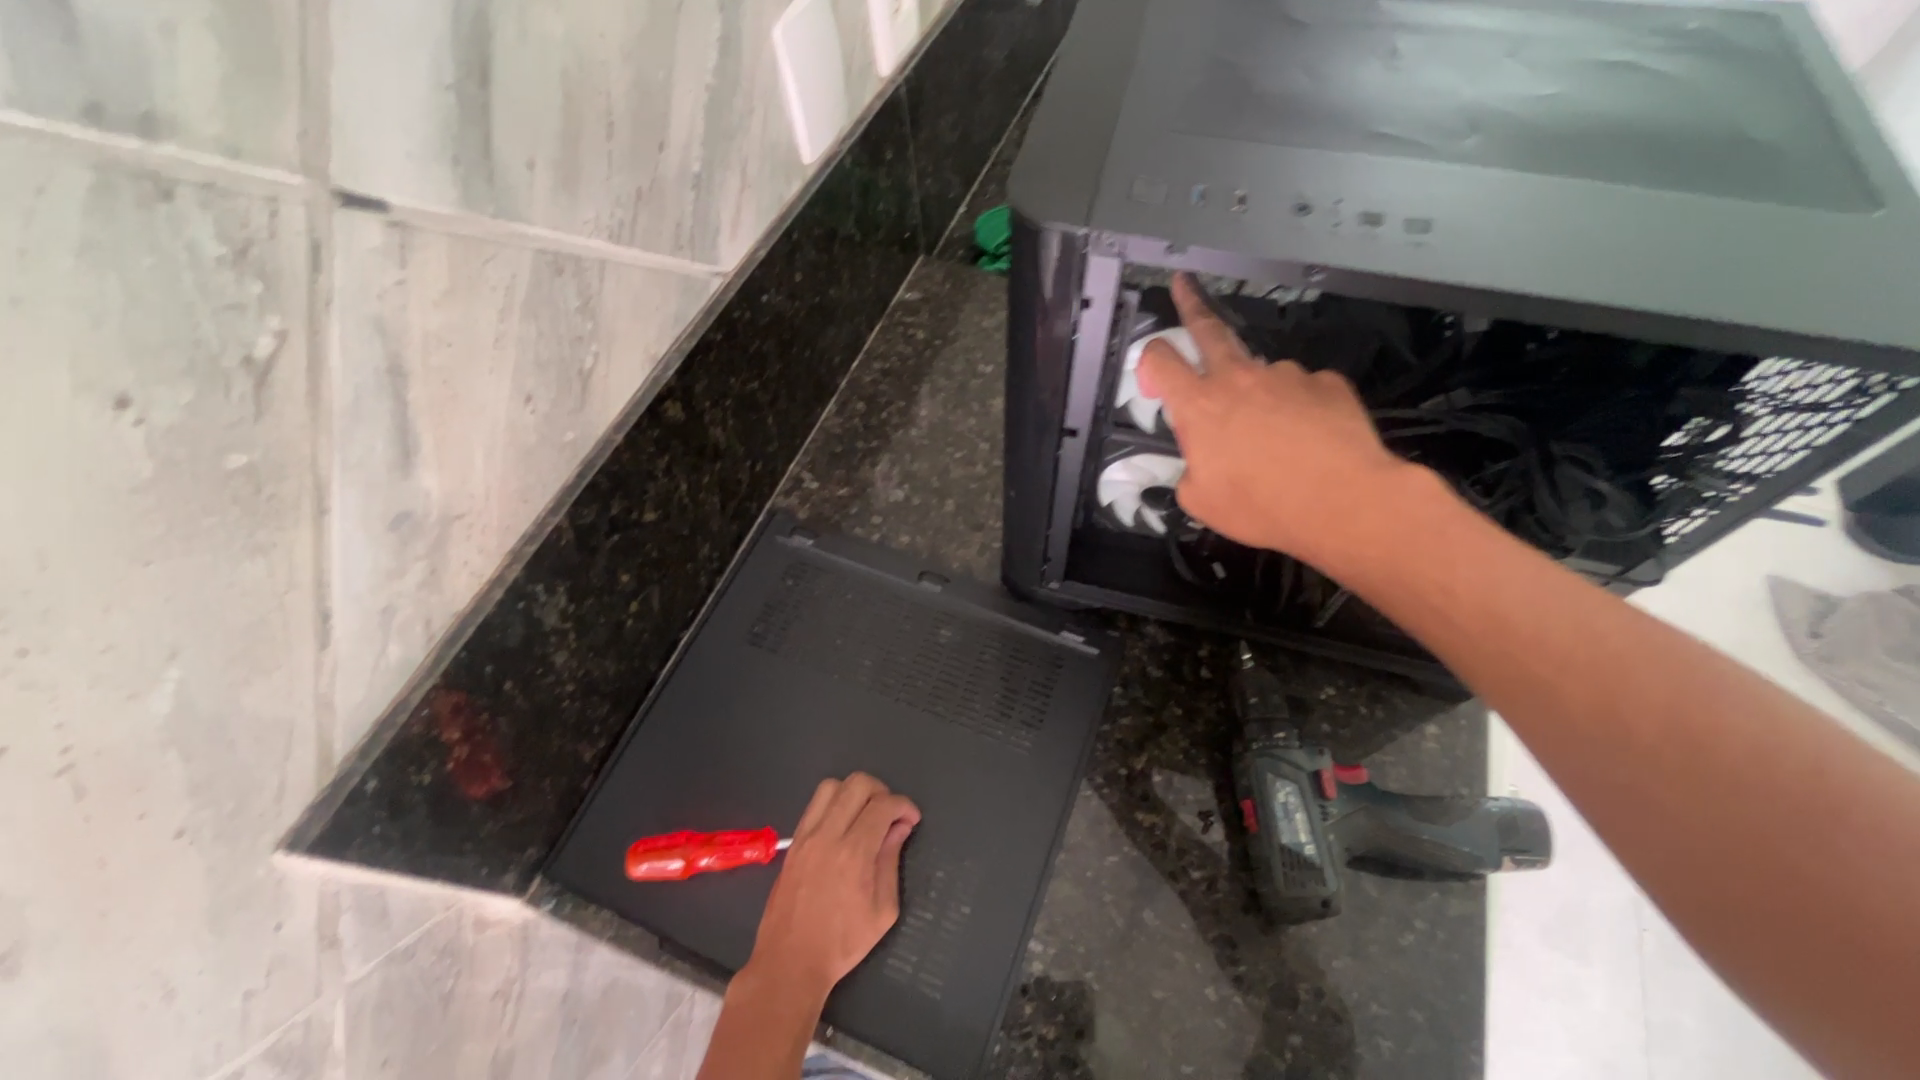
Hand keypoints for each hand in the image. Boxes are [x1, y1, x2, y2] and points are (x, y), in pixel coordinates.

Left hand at [745, 772, 920, 998]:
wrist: (790, 962)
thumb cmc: (842, 943)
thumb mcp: (883, 910)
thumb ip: (891, 861)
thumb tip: (899, 828)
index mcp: (853, 853)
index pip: (883, 805)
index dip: (904, 805)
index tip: (911, 819)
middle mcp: (826, 835)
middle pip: (856, 783)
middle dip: (882, 791)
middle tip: (890, 815)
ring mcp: (805, 837)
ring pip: (830, 786)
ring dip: (854, 793)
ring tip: (865, 816)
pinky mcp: (792, 844)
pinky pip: (814, 806)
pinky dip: (834, 805)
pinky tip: (843, 828)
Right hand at [1138, 273, 1416, 564]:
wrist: (1343, 500)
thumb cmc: (1263, 505)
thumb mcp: (1202, 501)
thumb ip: (1192, 472)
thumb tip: (1199, 465)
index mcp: (1199, 406)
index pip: (1160, 360)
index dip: (1150, 360)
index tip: (1154, 369)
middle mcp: (1239, 379)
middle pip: (1208, 328)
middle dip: (1191, 303)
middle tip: (1184, 285)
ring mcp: (1286, 375)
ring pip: (1262, 374)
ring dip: (1259, 394)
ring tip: (1276, 437)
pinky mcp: (1326, 383)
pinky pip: (1304, 390)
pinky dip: (1300, 408)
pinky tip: (1311, 439)